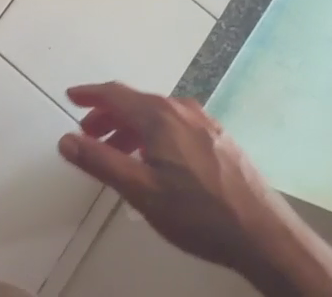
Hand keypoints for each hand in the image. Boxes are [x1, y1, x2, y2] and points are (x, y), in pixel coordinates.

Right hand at [58, 82, 295, 276]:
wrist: (265, 236)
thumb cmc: (198, 213)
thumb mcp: (140, 190)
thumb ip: (99, 161)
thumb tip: (65, 140)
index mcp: (159, 115)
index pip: (114, 94)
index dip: (89, 95)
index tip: (71, 98)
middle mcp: (181, 110)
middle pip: (135, 104)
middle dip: (108, 117)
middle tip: (89, 136)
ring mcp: (205, 124)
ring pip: (157, 116)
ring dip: (131, 128)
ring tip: (119, 153)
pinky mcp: (220, 140)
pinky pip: (176, 126)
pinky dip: (155, 134)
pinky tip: (156, 161)